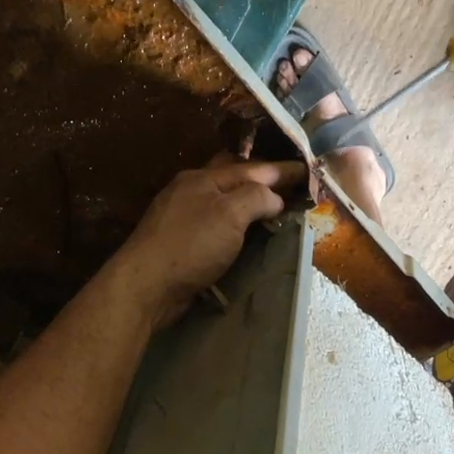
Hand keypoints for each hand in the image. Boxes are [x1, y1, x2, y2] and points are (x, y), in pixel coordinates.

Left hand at [102, 159, 304, 328]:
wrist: (147, 286)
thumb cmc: (191, 245)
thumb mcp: (230, 215)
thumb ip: (256, 198)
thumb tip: (275, 197)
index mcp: (202, 178)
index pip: (250, 168)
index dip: (280, 170)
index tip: (307, 171)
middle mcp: (190, 192)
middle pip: (231, 178)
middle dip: (259, 178)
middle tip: (286, 182)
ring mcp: (182, 217)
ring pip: (222, 201)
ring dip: (245, 201)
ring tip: (269, 205)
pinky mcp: (179, 242)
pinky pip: (214, 224)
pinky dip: (233, 223)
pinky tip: (241, 232)